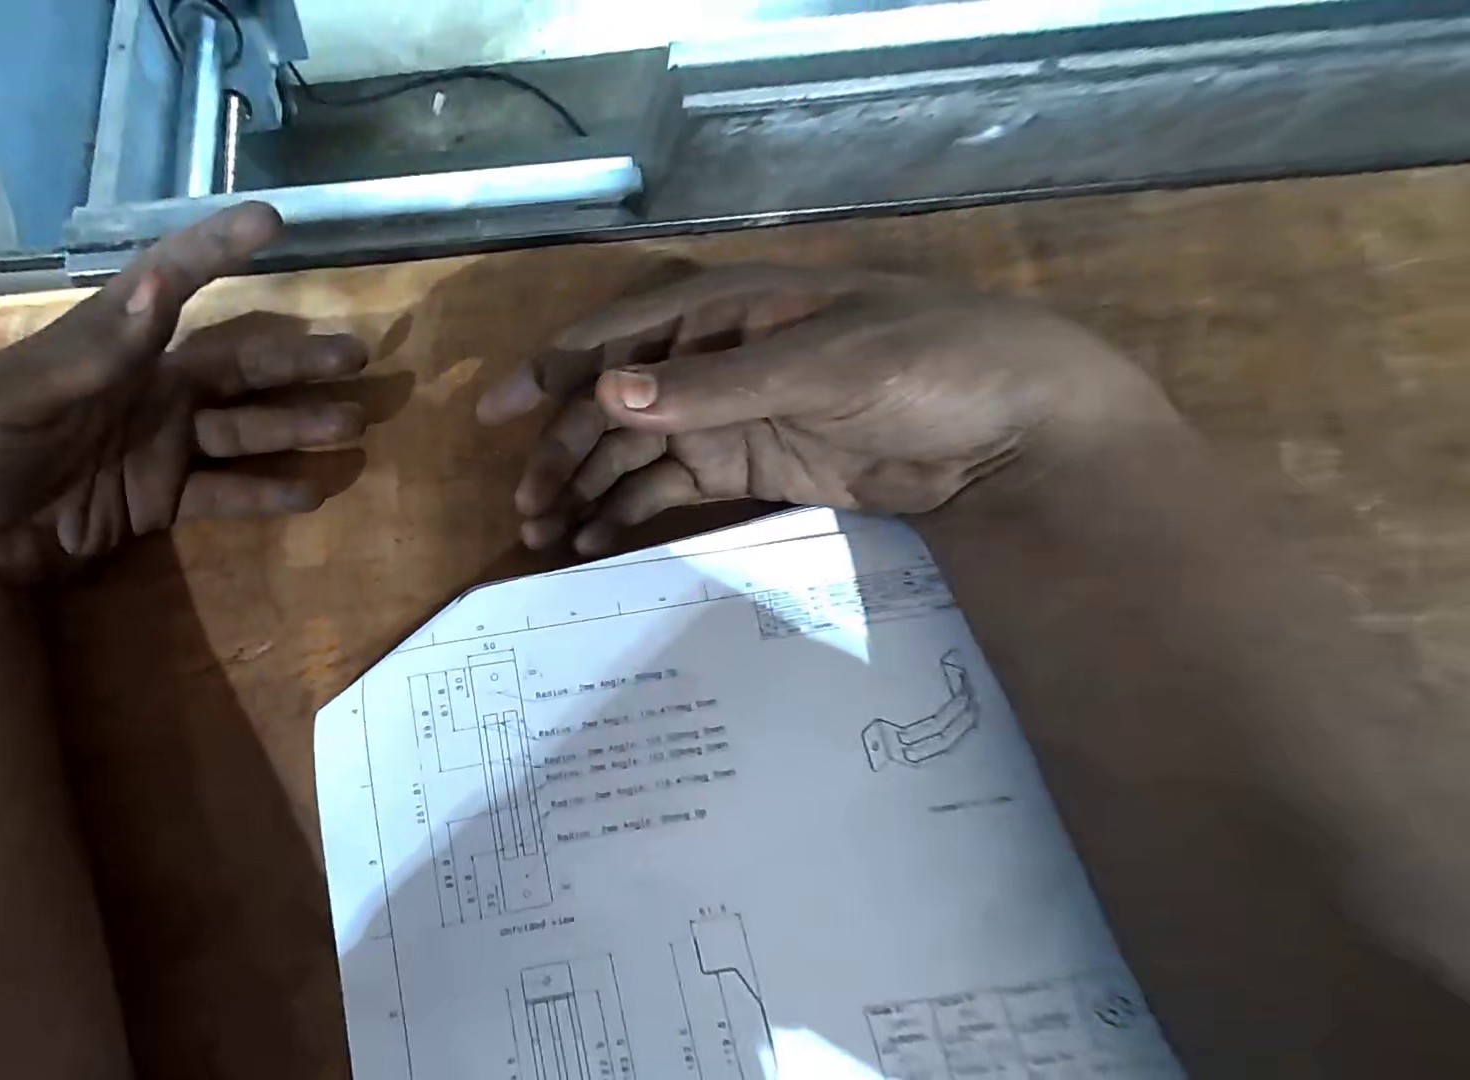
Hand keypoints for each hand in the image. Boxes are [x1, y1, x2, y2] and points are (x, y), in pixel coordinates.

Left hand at [0, 203, 366, 580]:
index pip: (171, 284)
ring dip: (299, 427)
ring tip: (351, 425)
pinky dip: (267, 494)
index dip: (219, 250)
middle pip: (238, 370)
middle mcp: (149, 393)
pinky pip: (228, 495)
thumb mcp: (5, 396)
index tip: (272, 223)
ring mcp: (162, 449)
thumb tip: (160, 289)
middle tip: (355, 358)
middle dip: (296, 362)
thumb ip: (91, 352)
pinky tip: (310, 493)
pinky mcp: (164, 502)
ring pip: (247, 432)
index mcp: (111, 352)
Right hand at [477, 265, 1174, 553]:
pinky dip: (626, 513)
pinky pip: (662, 489)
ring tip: (545, 534)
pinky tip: (596, 542)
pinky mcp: (735, 468)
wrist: (1004, 435)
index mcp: (719, 314)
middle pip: (608, 408)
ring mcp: (718, 420)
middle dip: (560, 453)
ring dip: (584, 490)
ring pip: (627, 453)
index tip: (495, 412)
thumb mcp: (822, 367)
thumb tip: (607, 397)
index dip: (548, 372)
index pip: (614, 340)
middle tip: (524, 506)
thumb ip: (714, 386)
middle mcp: (705, 364)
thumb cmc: (926, 366)